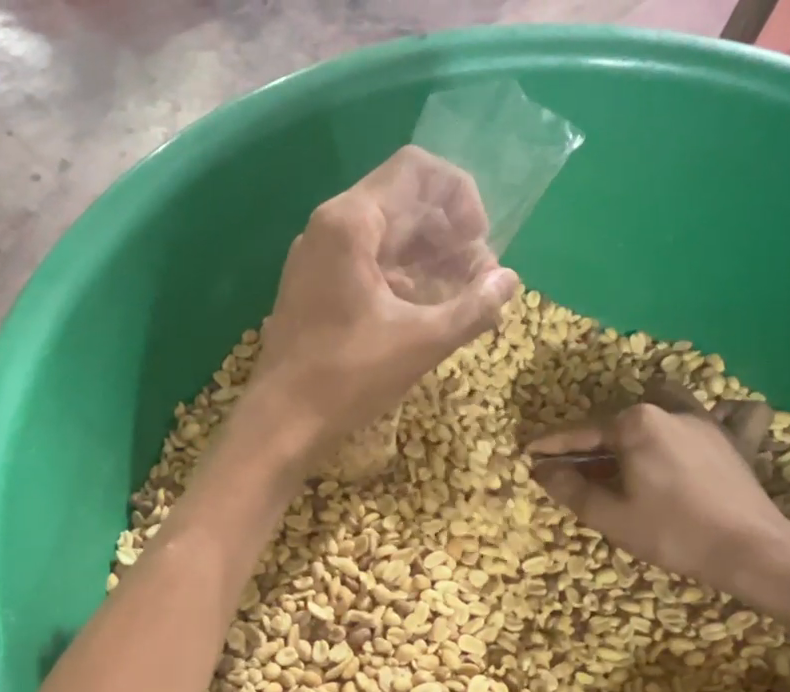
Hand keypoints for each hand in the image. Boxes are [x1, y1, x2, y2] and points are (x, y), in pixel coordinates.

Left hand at [236, 146, 519, 470]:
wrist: (281, 422)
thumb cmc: (348, 377)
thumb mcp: (421, 341)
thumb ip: (473, 306)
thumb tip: (509, 280)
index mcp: (349, 223)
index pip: (417, 171)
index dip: (460, 196)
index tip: (479, 242)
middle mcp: (328, 228)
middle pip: (402, 202)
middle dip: (448, 233)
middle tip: (478, 278)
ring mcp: (315, 258)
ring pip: (384, 236)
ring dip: (428, 258)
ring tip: (461, 297)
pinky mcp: (312, 288)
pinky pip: (364, 263)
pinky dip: (400, 277)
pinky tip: (425, 311)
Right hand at [527, 384, 789, 587]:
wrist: (751, 549)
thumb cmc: (672, 532)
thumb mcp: (610, 516)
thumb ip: (571, 488)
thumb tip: (542, 469)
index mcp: (636, 424)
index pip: (581, 434)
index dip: (551, 446)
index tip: (527, 452)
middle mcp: (670, 411)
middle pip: (618, 422)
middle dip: (591, 442)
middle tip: (570, 468)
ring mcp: (706, 422)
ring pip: (662, 410)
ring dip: (637, 425)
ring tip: (623, 451)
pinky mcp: (731, 440)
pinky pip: (716, 417)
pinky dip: (701, 422)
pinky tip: (693, 436)